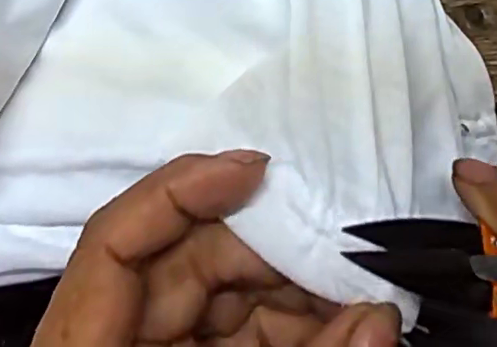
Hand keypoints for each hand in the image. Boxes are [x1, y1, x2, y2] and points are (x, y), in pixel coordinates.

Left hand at [35, 151, 402, 346]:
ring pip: (224, 299)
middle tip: (342, 248)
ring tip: (358, 293)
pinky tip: (344, 329)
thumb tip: (380, 321)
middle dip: (270, 249)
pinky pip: (241, 338)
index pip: (117, 242)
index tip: (256, 168)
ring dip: (295, 292)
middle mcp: (115, 345)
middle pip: (187, 262)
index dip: (181, 189)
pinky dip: (294, 331)